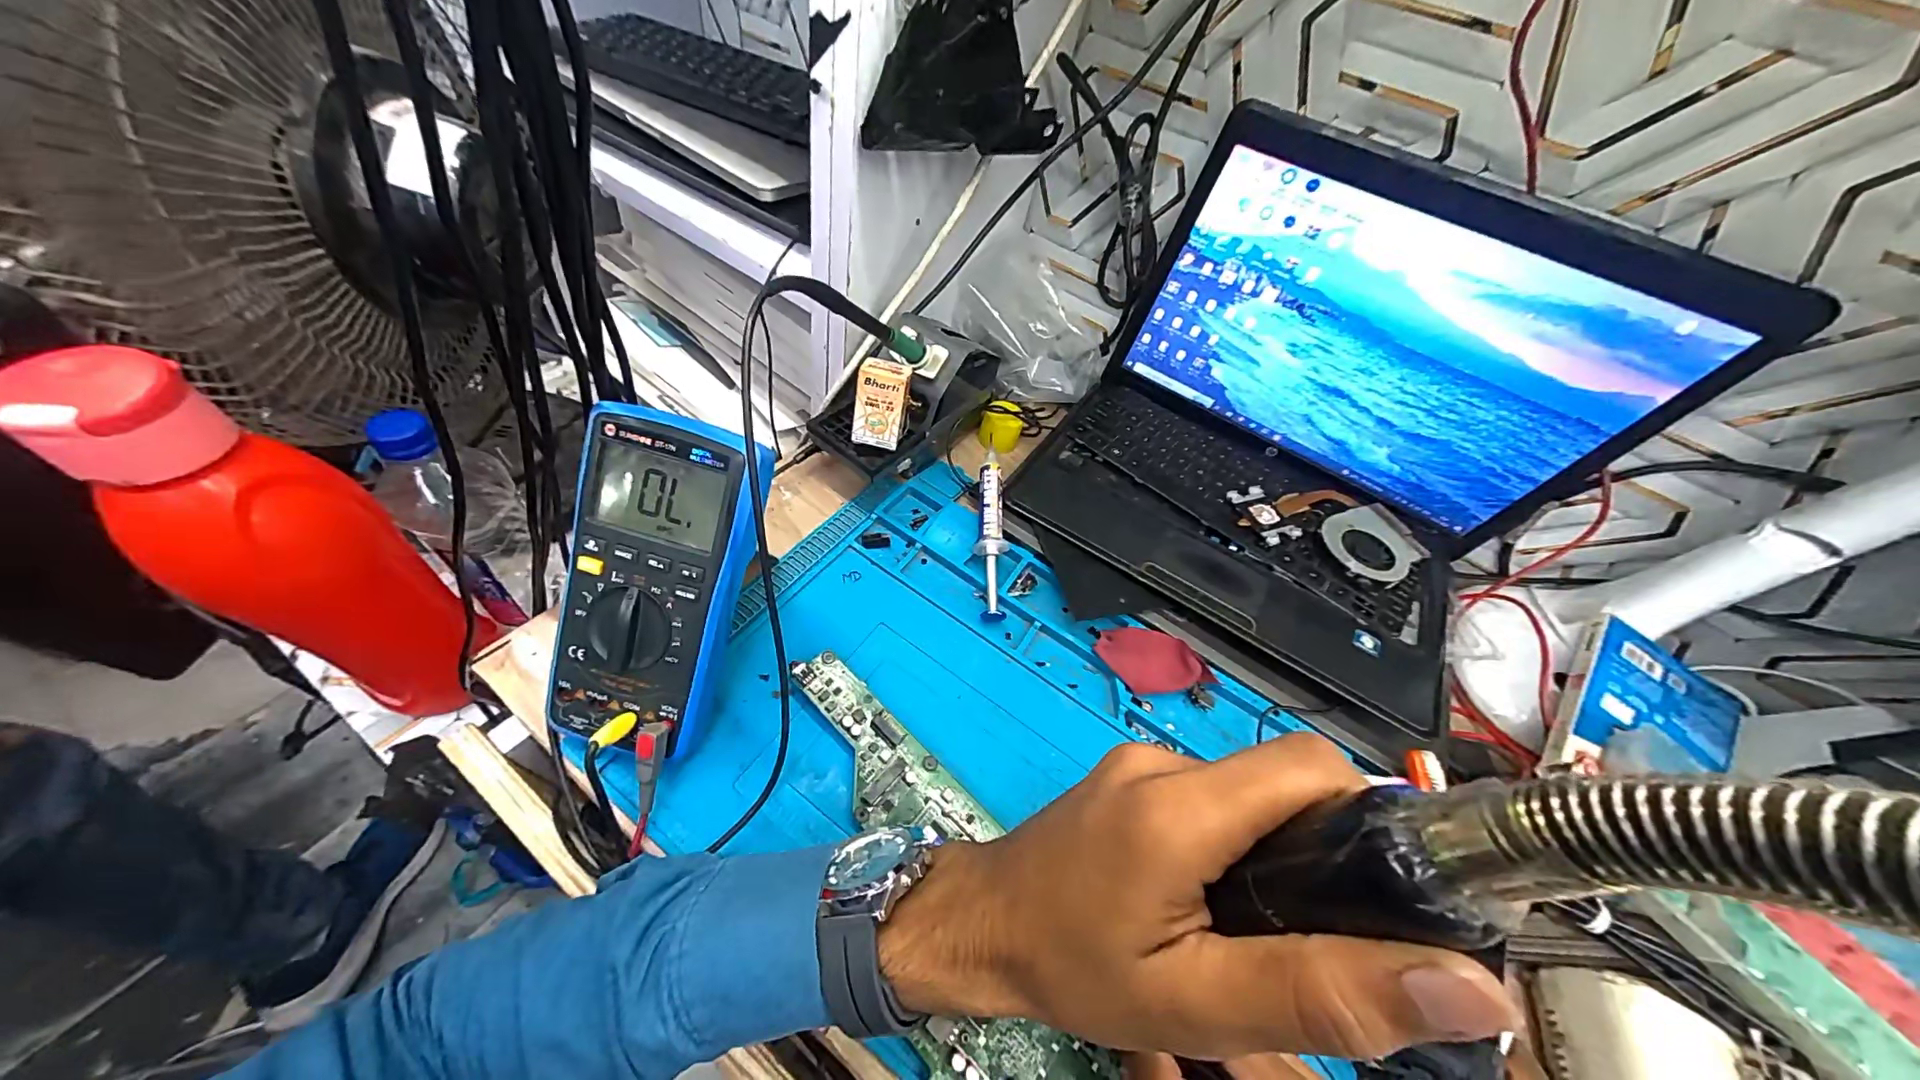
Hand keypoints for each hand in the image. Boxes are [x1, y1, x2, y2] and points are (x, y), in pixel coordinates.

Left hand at [877, 734, 1518, 1060]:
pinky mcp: (1127, 777)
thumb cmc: (1073, 967)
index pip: (1308, 765)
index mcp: (1179, 806)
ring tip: (1248, 926)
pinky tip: (1204, 898)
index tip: (1376, 892)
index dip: (1361, 818)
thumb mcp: (1197, 1005)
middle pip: (1281, 780)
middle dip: (1317, 851)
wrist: (980, 924)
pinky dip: (1228, 842)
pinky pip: (1206, 797)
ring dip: (1268, 853)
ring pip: (1246, 794)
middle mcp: (1160, 763)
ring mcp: (1139, 763)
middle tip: (1309, 933)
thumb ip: (1323, 993)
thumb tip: (1465, 986)